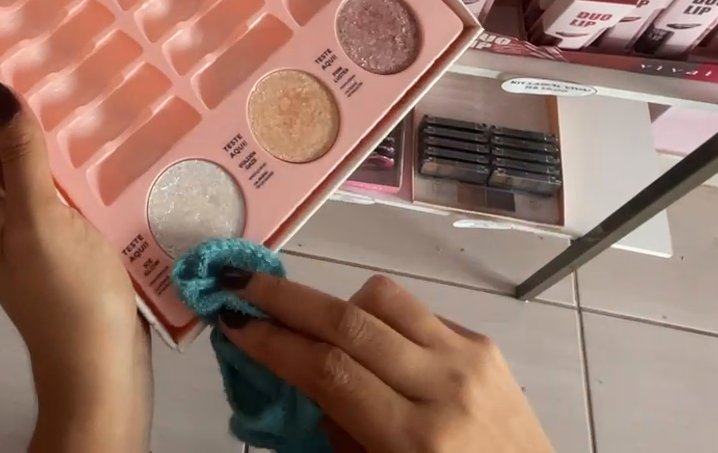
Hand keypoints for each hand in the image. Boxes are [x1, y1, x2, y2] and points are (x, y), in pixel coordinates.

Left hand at [0, 41, 150, 452]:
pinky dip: (56, 135)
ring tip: (48, 56)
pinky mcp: (56, 219)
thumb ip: (18, 155)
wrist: (100, 363)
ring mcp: (24, 211)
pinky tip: (86, 112)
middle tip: (2, 26)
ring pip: (16, 146)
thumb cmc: (63, 295)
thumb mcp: (39, 219)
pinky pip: (47, 164)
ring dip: (25, 107)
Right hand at [217, 269, 553, 452]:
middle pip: (348, 320)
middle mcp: (443, 388)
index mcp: (417, 442)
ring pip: (381, 297)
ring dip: (336, 301)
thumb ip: (337, 436)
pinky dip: (380, 317)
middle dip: (286, 298)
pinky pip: (414, 310)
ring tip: (314, 322)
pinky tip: (373, 344)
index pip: (328, 371)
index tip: (234, 322)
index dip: (274, 342)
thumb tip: (295, 380)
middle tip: (242, 281)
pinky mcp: (483, 343)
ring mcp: (468, 357)